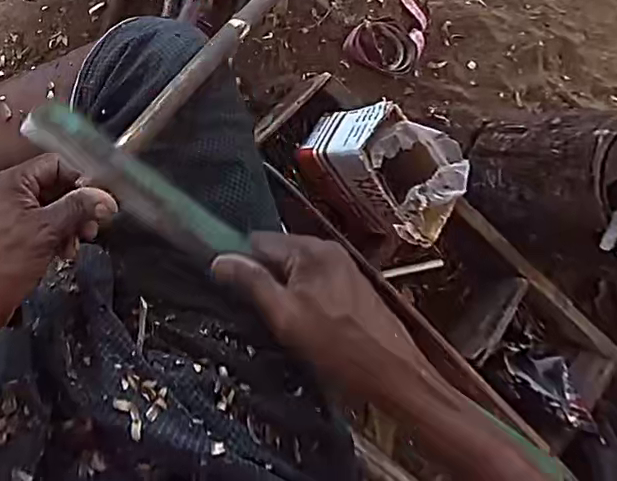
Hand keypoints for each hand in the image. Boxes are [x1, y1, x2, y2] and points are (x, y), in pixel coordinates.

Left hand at [0, 154, 116, 325]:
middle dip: (78, 205)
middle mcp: (12, 192)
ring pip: (55, 207)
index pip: (56, 164)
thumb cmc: (5, 263)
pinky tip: (66, 251)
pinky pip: (46, 224)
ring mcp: (13, 213)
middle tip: (94, 223)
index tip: (98, 198)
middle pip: (57, 185)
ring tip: (80, 241)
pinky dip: (60, 235)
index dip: (79, 179)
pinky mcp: (15, 234)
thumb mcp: (48, 229)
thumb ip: (79, 207)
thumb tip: (106, 198)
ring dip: (72, 223)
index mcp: (14, 181)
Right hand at [211, 232, 440, 406]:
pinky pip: (316, 281)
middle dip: (266, 279)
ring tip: (288, 324)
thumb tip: (220, 260)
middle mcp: (328, 248)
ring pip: (297, 269)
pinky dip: (306, 297)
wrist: (396, 376)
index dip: (241, 262)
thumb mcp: (286, 318)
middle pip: (279, 254)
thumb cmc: (341, 348)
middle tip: (265, 314)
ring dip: (286, 290)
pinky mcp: (353, 285)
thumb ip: (252, 284)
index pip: (258, 241)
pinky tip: (311, 325)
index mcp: (311, 249)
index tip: (231, 287)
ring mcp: (344, 265)